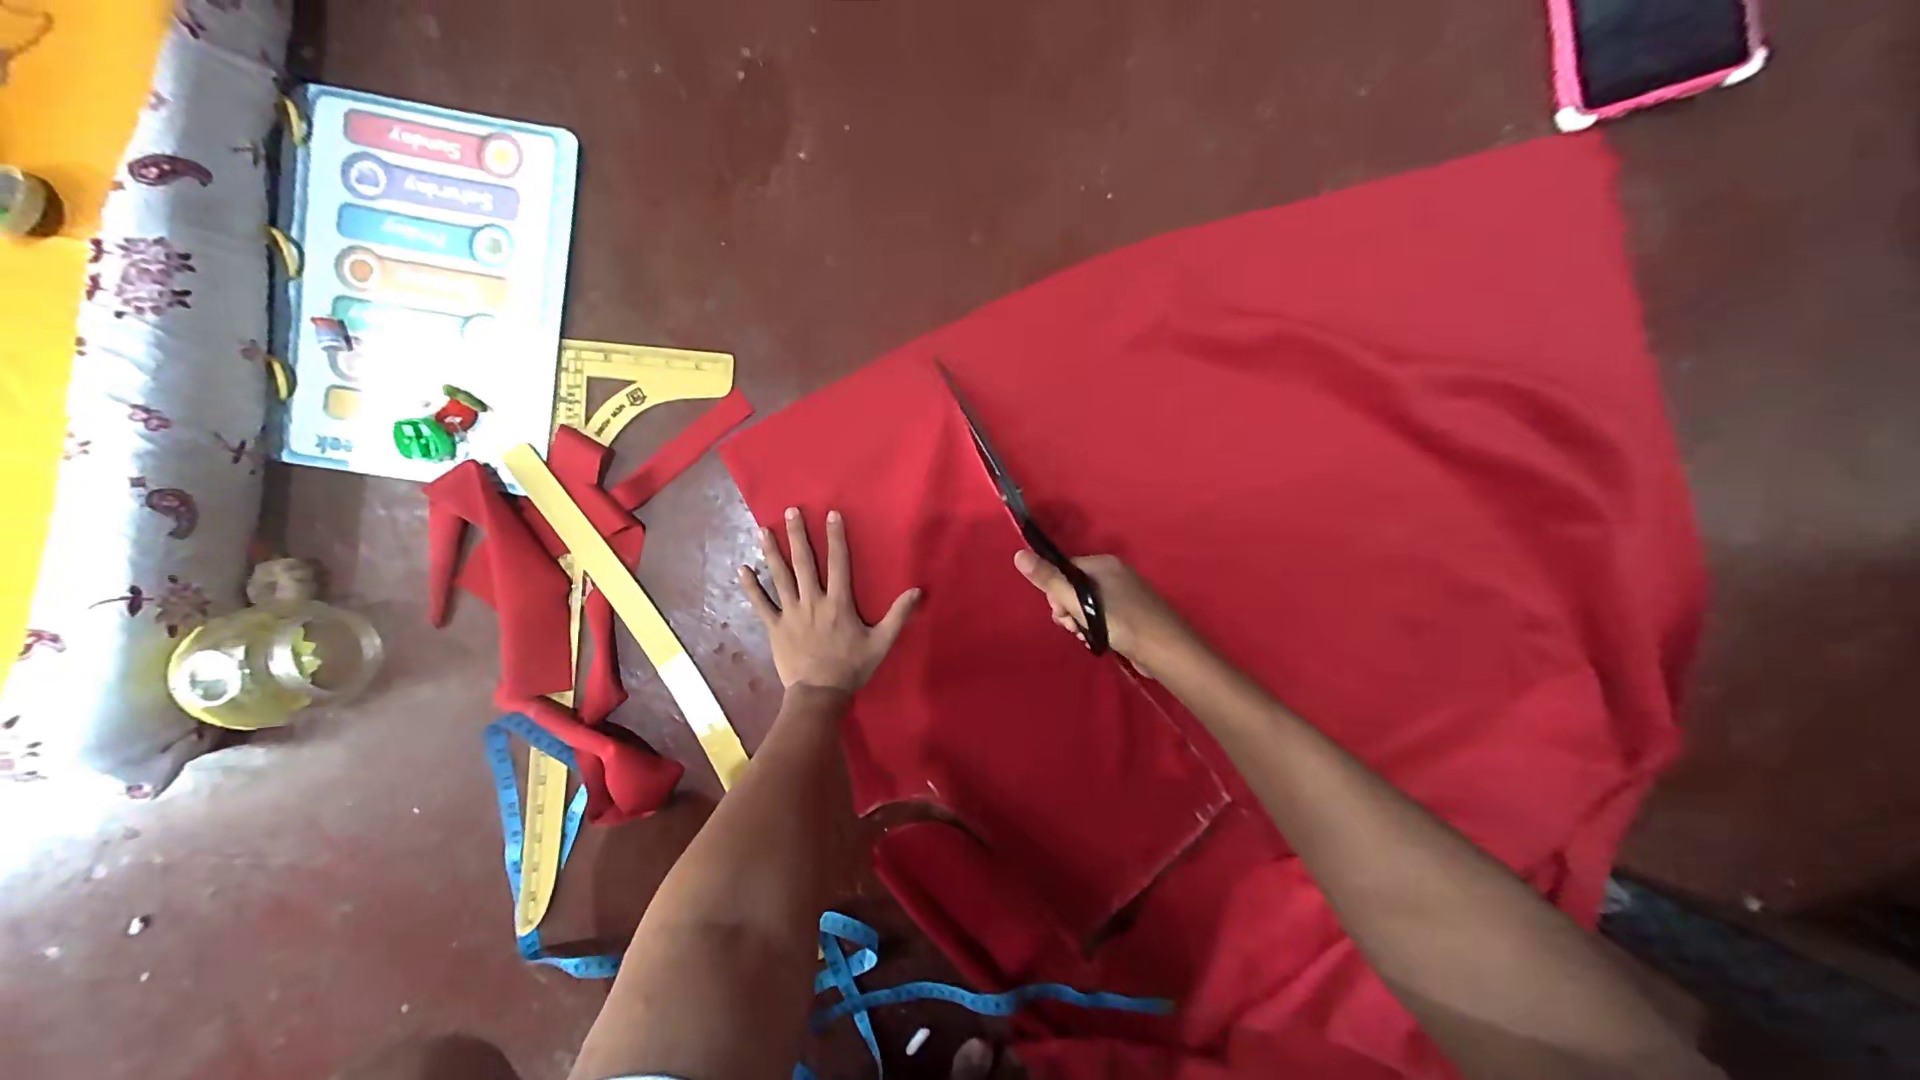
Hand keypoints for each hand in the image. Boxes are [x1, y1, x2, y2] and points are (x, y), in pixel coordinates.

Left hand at [740, 508, 920, 692]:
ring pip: (780, 577)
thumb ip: (898, 615)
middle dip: (798, 535)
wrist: (819, 694)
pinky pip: (761, 604)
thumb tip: (917, 591)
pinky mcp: (775, 627)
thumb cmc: (852, 667)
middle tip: (791, 512)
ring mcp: (791, 613)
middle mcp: (813, 601)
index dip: (835, 537)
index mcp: (839, 603)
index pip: (839, 562)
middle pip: (804, 562)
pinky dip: (751, 587)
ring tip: (762, 530)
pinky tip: (742, 569)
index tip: (831, 514)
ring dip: (771, 552)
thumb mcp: (881, 642)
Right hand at [1013, 551, 1189, 672]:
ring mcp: (1126, 594)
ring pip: (1088, 605)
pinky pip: (1103, 616)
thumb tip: (1018, 554)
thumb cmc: (1120, 621)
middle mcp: (1115, 574)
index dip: (1056, 592)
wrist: (1164, 649)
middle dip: (1067, 609)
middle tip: (1073, 627)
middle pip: (1075, 587)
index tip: (1060, 612)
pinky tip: (1099, 641)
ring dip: (1080, 621)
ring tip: (1086, 636)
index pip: (1065, 570)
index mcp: (1103, 564)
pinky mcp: (1131, 614)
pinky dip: (1096, 627)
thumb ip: (1048, 579)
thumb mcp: (1078, 601)